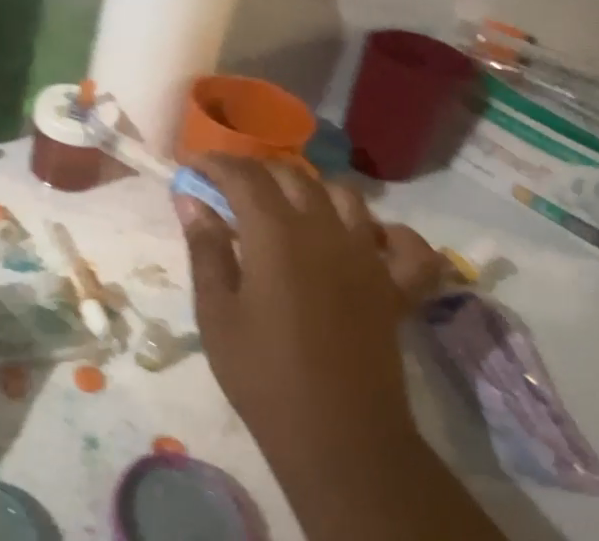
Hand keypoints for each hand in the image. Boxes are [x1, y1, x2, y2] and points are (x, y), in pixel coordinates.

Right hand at [177, 157, 446, 470]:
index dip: (214, 163)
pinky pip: (407, 245)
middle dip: (256, 172)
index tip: (191, 167)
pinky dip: (388, 233)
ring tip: (288, 209)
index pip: (243, 175)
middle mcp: (326, 229)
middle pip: (293, 175)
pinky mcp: (396, 287)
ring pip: (345, 195)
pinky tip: (366, 240)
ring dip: (312, 190)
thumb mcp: (215, 311)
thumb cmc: (262, 373)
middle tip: (228, 190)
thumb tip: (191, 199)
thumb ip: (205, 248)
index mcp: (276, 233)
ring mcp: (368, 256)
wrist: (338, 436)